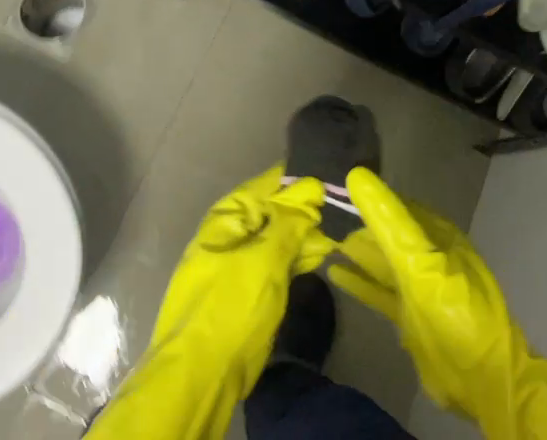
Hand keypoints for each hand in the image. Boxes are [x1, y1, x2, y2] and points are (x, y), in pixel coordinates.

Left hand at [86, 166, 331, 439]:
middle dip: (305, 207)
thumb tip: (310, 188)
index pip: (265, 184)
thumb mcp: (264, 260)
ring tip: (340, 227)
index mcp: (226, 218)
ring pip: (277, 238)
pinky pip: (277, 263)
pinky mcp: (250, 291)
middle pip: (272, 210)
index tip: (330, 173)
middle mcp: (230, 235)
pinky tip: (323, 253)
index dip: (296, 178)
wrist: (203, 373)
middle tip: (343, 204)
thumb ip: (288, 223)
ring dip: (305, 233)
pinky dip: (298, 257)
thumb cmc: (231, 306)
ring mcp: (239, 264)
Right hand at [328, 168, 546, 439]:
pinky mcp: (410, 314)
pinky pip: (379, 290)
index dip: (369, 200)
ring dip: (357, 252)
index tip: (336, 191)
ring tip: (325, 242)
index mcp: (438, 237)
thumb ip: (389, 223)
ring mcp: (419, 287)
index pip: (398, 207)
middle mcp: (429, 257)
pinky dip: (359, 281)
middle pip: (387, 234)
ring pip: (382, 262)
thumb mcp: (421, 264)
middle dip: (360, 226)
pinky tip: (334, 273)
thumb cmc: (456, 313)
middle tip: (323, 218)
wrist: (483, 381)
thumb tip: (356, 175)